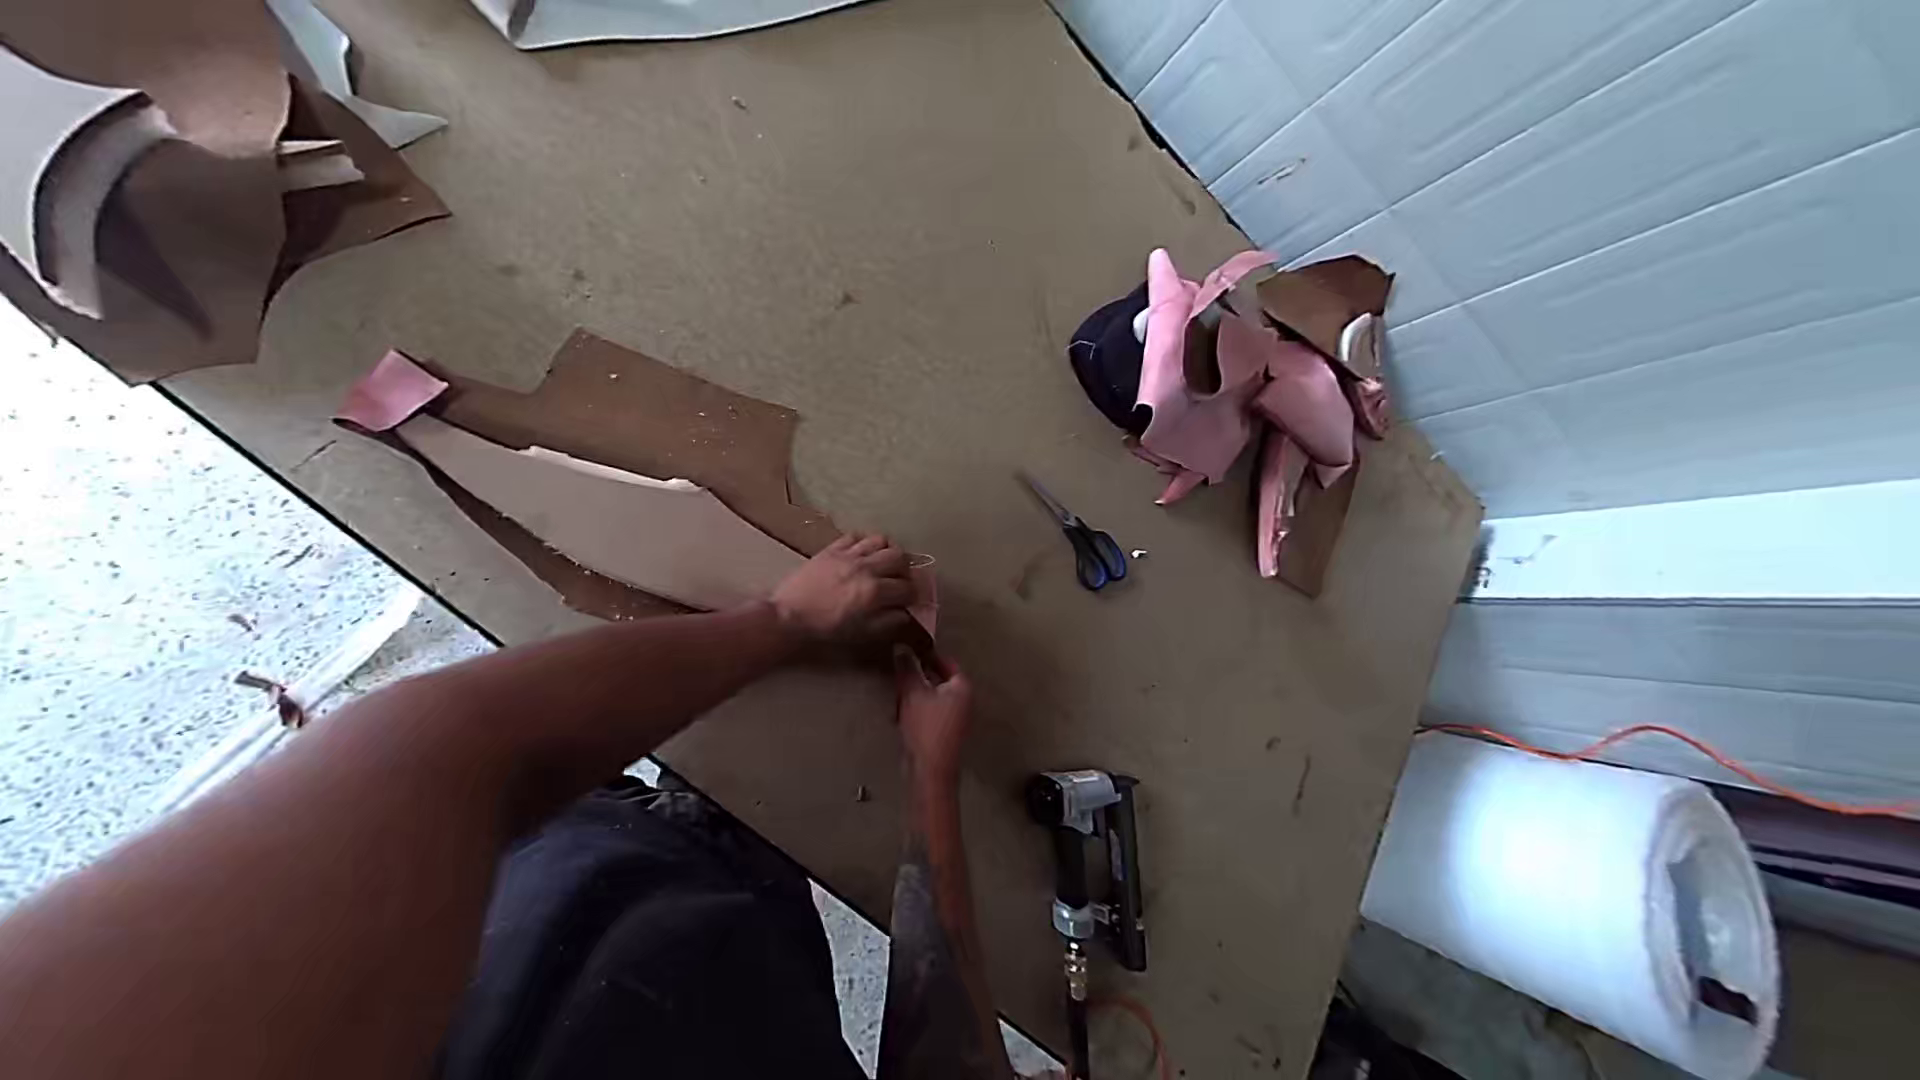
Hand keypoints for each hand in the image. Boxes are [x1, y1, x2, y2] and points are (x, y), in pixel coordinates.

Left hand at [771, 532, 914, 645]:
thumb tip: (905, 613)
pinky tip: (862, 552)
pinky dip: (864, 542)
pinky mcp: (832, 548)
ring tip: (883, 561)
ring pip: (880, 540)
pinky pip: (855, 536)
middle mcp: (866, 568)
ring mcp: (848, 555)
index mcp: (875, 592)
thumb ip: (888, 622)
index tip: (910, 599)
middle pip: (900, 557)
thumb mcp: (862, 633)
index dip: (913, 594)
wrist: (789, 616)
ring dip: (887, 550)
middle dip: (905, 569)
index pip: (907, 587)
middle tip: (900, 578)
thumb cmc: (826, 628)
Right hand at [893, 649, 971, 787]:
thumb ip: (907, 668)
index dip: (927, 655)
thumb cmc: (925, 727)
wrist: (930, 771)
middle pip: (937, 679)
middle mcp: (963, 701)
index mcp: (962, 687)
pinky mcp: (944, 733)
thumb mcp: (912, 693)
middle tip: (898, 675)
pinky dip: (914, 711)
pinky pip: (928, 713)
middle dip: (916, 678)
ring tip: (896, 698)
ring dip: (912, 695)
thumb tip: (901, 648)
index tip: (908, 649)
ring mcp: (955, 718)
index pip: (945, 662)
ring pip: (930, 697)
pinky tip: (898, 717)